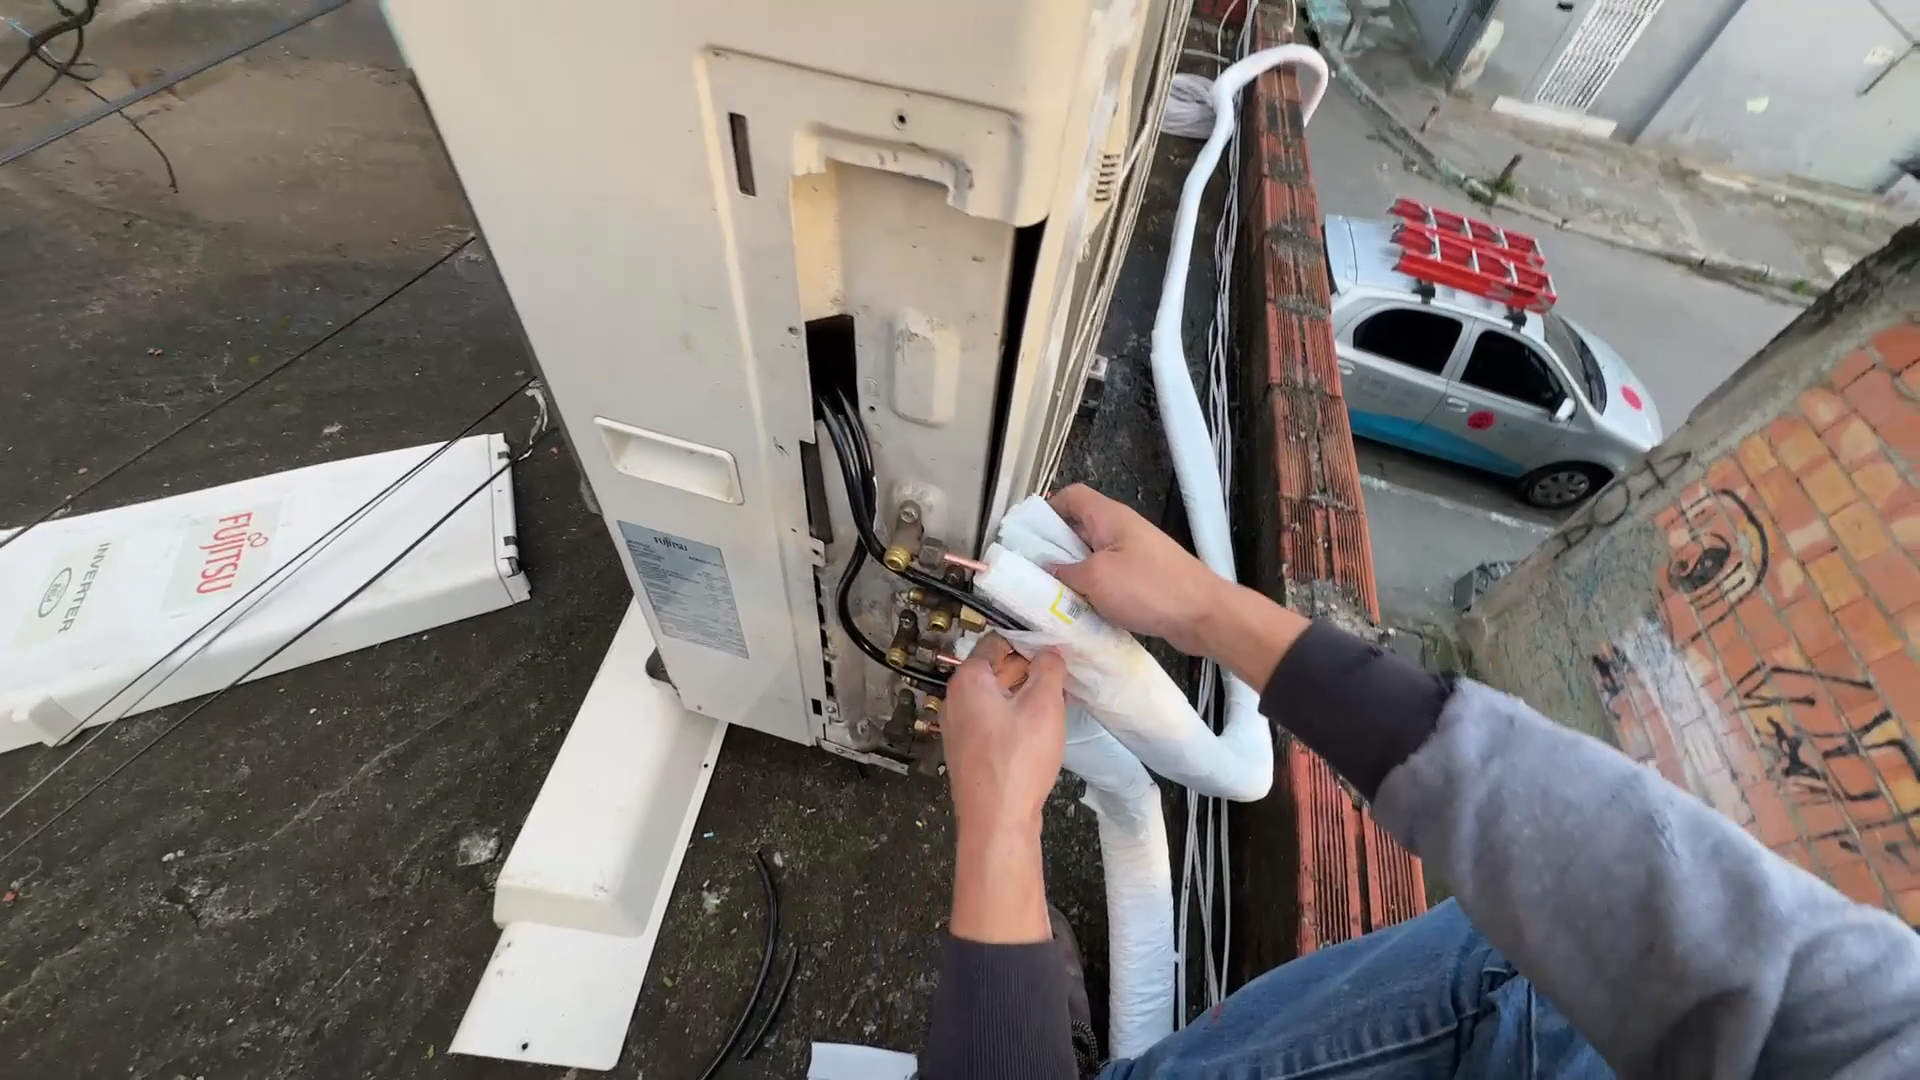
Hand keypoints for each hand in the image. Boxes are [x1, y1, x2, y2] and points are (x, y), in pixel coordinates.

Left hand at [942, 634, 1066, 839]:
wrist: (996, 820)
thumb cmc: (1019, 758)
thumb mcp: (1043, 704)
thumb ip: (1049, 668)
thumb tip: (1050, 651)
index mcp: (967, 679)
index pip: (997, 641)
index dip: (1027, 641)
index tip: (1055, 647)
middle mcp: (954, 698)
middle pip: (995, 669)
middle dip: (1028, 669)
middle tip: (1061, 674)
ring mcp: (957, 726)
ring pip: (995, 697)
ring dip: (1023, 694)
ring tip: (1056, 699)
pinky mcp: (966, 750)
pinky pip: (991, 720)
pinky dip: (1013, 717)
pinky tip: (1039, 728)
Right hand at [1046, 484, 1230, 655]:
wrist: (1202, 615)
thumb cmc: (1150, 588)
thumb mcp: (1095, 578)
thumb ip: (1063, 572)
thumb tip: (1045, 570)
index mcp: (1109, 517)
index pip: (1071, 496)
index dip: (1046, 509)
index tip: (1027, 536)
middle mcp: (1121, 530)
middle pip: (1077, 529)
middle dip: (1053, 549)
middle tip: (1032, 571)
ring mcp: (1133, 554)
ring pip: (1090, 557)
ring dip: (1072, 574)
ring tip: (1052, 595)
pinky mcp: (1141, 579)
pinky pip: (1106, 578)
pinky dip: (1092, 591)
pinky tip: (1081, 610)